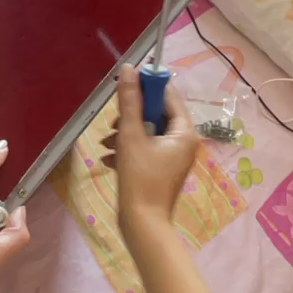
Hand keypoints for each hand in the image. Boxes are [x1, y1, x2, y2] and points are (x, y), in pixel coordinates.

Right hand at [102, 65, 199, 240]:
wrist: (142, 224)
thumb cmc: (140, 178)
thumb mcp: (131, 136)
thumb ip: (129, 101)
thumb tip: (129, 69)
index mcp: (184, 132)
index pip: (168, 95)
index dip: (146, 87)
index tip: (124, 87)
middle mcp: (183, 142)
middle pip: (156, 114)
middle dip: (132, 116)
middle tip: (113, 123)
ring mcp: (173, 157)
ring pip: (147, 132)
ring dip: (124, 134)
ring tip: (108, 144)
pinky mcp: (161, 170)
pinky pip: (144, 149)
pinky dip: (127, 150)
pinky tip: (110, 158)